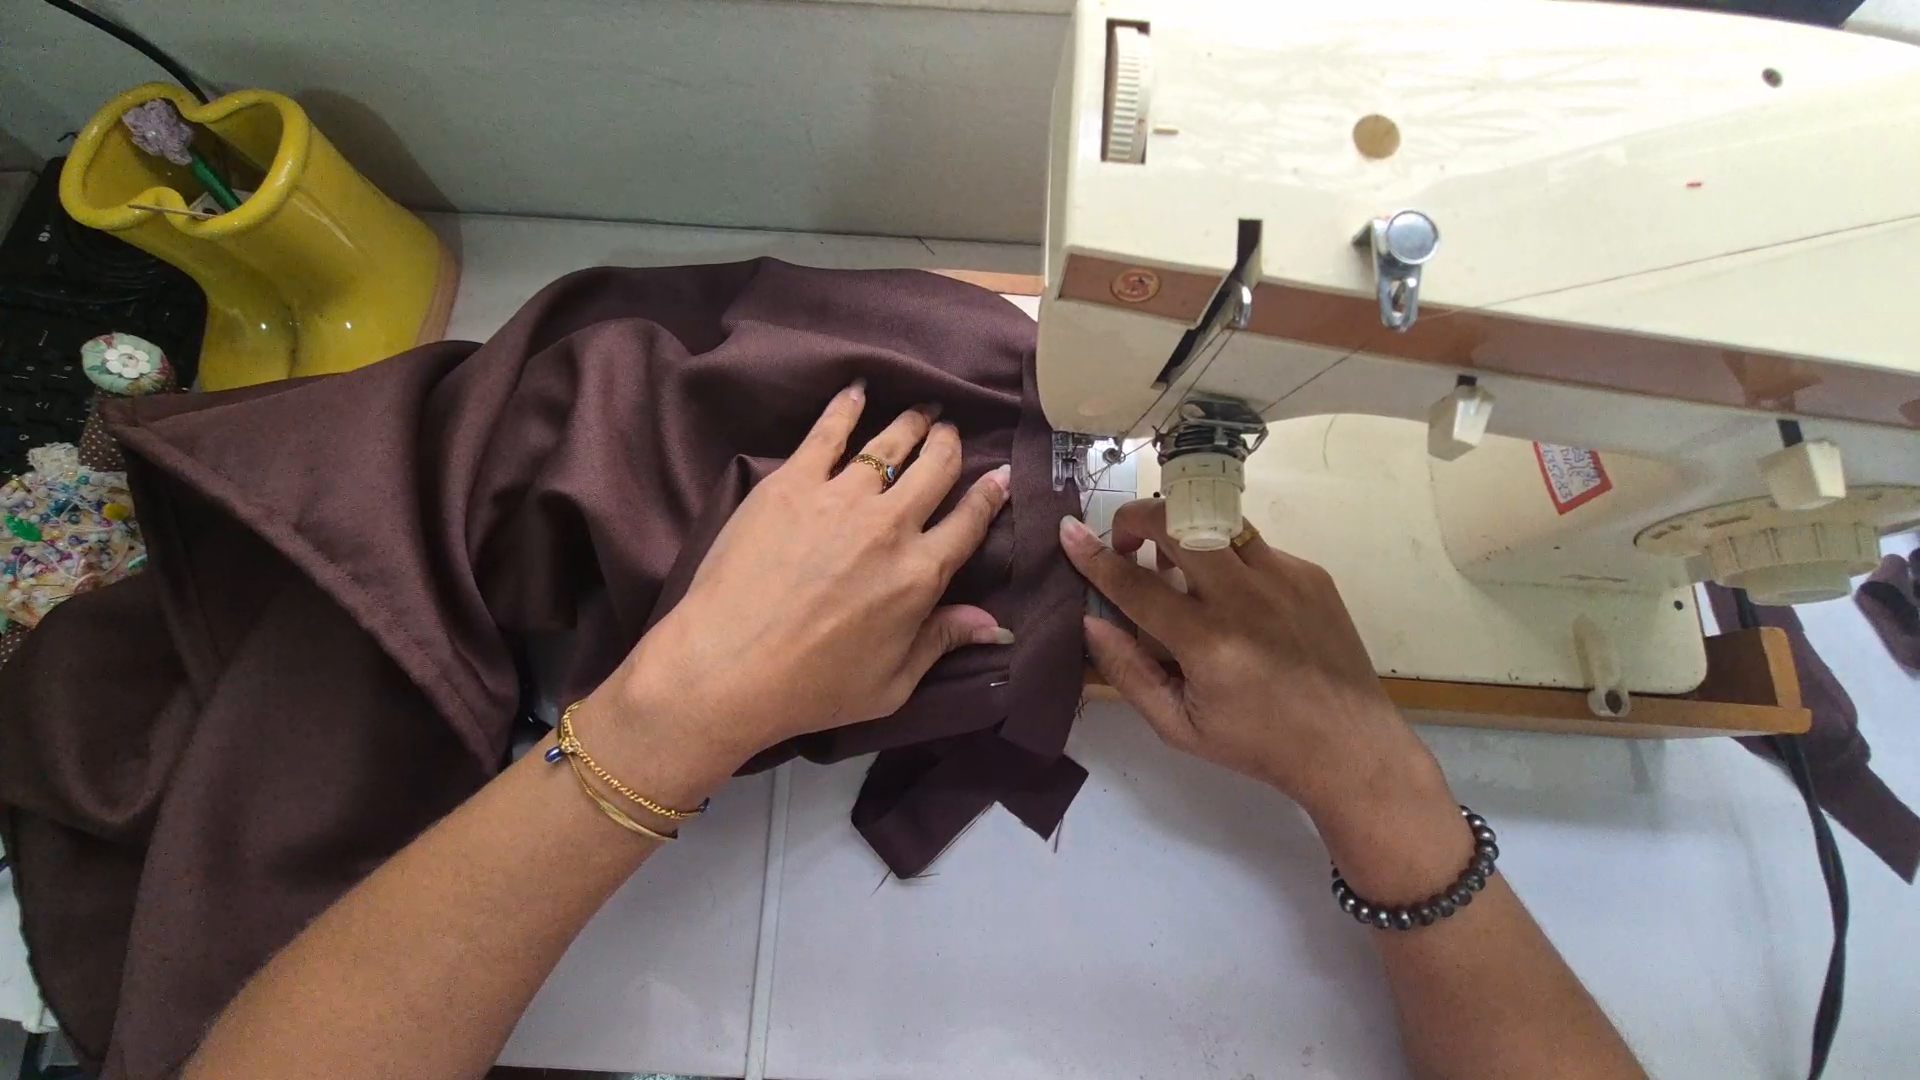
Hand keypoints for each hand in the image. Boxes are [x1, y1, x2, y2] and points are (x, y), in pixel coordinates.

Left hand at [577, 381, 1013, 806]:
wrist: (726, 668)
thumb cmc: (813, 688)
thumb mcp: (893, 683)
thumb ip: (944, 641)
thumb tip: (996, 623)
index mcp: (921, 574)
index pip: (969, 521)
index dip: (990, 494)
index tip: (1000, 474)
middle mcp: (891, 525)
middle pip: (936, 467)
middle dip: (950, 444)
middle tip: (950, 432)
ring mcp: (841, 497)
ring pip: (891, 443)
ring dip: (913, 421)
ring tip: (922, 409)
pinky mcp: (793, 483)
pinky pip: (828, 432)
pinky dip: (846, 406)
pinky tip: (857, 390)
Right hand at [1060, 500, 1449, 829]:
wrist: (1351, 747)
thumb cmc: (1256, 744)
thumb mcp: (1177, 726)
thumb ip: (1127, 672)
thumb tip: (1091, 622)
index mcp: (1208, 643)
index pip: (1135, 584)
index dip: (1093, 556)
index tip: (1067, 532)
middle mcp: (1246, 599)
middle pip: (1178, 523)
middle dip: (1138, 518)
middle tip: (1125, 541)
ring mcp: (1284, 578)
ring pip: (1216, 522)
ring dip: (1182, 532)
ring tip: (1175, 568)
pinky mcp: (1310, 573)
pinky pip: (1251, 545)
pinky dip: (1224, 559)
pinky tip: (1230, 597)